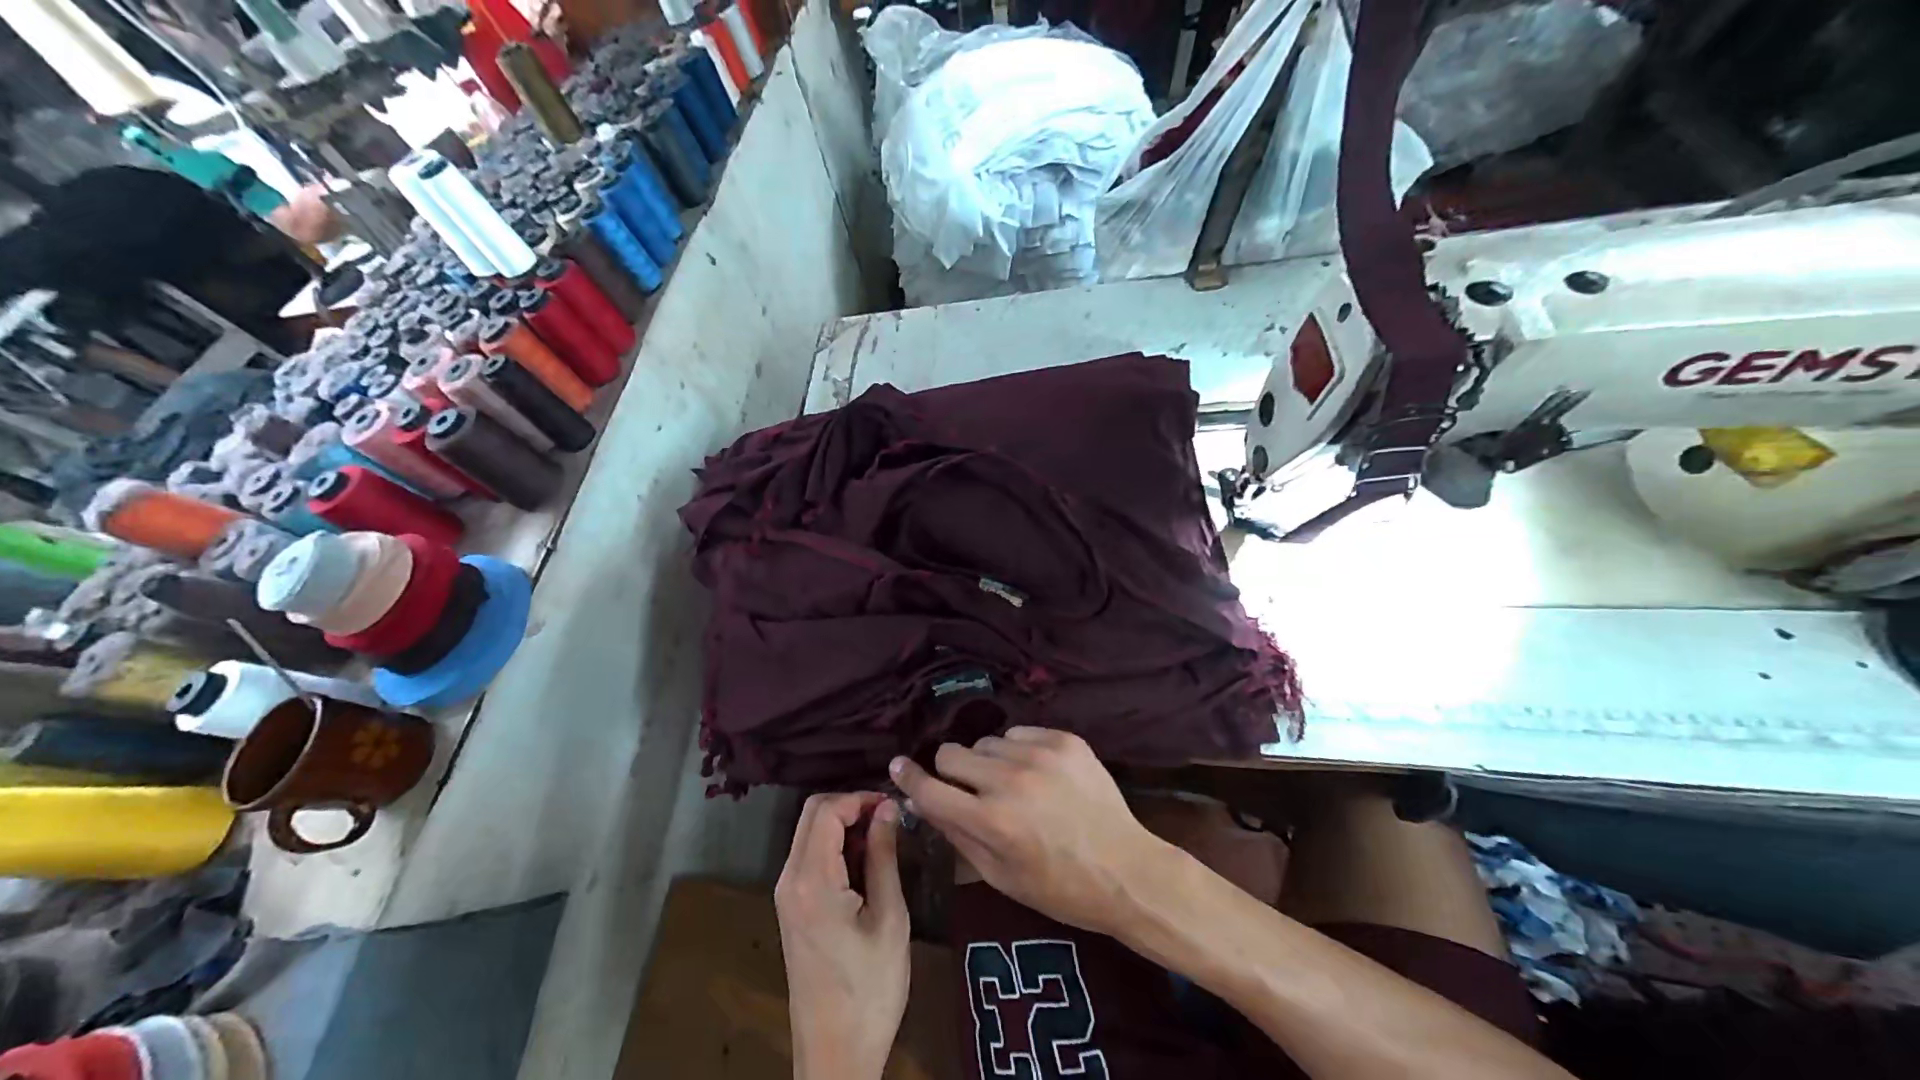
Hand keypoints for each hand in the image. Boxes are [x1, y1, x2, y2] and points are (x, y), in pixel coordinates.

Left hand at [775, 793, 909, 1079]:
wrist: (835, 1052)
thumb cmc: (870, 989)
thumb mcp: (889, 918)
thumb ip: (884, 856)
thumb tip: (888, 808)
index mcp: (811, 880)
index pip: (827, 810)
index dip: (861, 797)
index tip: (895, 805)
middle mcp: (789, 879)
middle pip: (812, 814)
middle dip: (851, 805)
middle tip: (891, 818)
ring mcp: (786, 894)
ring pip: (810, 833)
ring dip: (844, 825)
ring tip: (885, 838)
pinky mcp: (791, 907)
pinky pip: (810, 856)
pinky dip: (836, 846)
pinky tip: (866, 861)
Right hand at [889, 728, 1171, 936]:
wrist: (1127, 871)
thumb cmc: (1059, 887)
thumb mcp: (999, 876)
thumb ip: (957, 835)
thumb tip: (924, 802)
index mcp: (990, 822)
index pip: (930, 789)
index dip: (908, 778)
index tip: (898, 766)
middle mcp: (1010, 780)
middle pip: (951, 754)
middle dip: (951, 772)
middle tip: (971, 791)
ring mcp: (1040, 754)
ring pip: (986, 742)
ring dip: (988, 762)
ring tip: (1013, 786)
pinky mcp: (1065, 740)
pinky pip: (1019, 732)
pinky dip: (1019, 751)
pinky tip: (1039, 775)